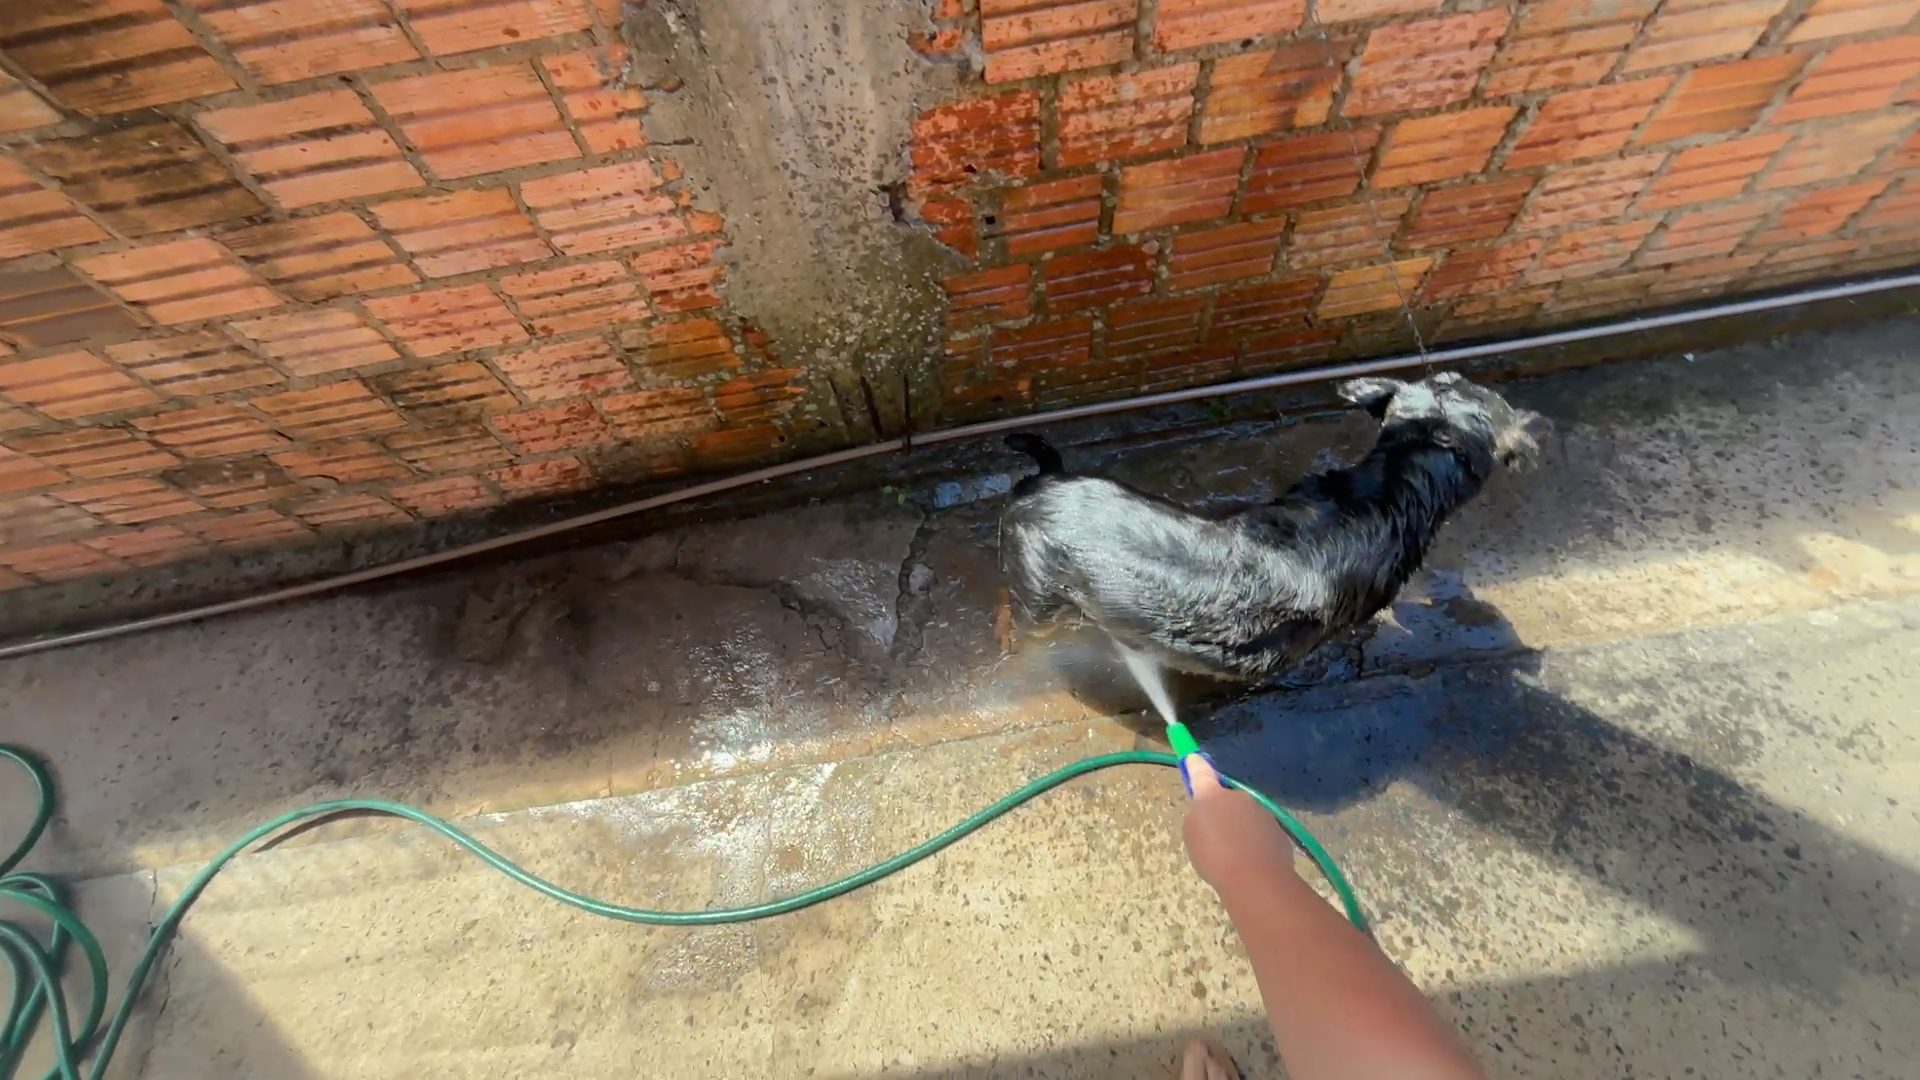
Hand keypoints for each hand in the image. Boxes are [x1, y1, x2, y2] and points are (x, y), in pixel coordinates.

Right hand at [1180, 753, 1296, 893]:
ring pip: (1246, 818)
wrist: (1256, 881)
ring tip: (1234, 859)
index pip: (1200, 772)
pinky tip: (1251, 866)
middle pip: (1227, 799)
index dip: (1194, 764)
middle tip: (1215, 838)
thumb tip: (1207, 812)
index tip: (1192, 756)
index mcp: (1212, 794)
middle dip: (1223, 812)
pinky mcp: (1280, 834)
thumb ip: (1197, 816)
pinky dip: (1256, 846)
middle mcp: (1239, 797)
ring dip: (1240, 831)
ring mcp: (1263, 813)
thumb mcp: (1192, 835)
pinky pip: (1262, 835)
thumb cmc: (1214, 855)